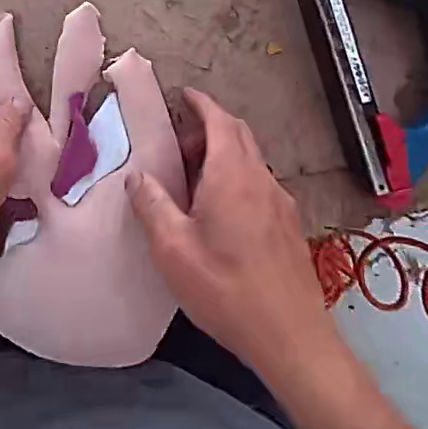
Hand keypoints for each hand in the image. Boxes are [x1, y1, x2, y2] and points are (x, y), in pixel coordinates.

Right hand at [126, 88, 336, 377]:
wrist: (290, 333)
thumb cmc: (226, 289)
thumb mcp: (174, 251)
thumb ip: (153, 206)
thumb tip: (137, 175)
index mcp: (232, 173)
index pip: (219, 120)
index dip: (201, 103)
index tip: (184, 95)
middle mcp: (261, 177)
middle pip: (238, 133)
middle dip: (210, 125)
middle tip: (180, 141)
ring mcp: (280, 199)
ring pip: (251, 158)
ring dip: (224, 152)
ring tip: (194, 177)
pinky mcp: (289, 221)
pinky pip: (260, 181)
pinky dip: (239, 174)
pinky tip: (223, 209)